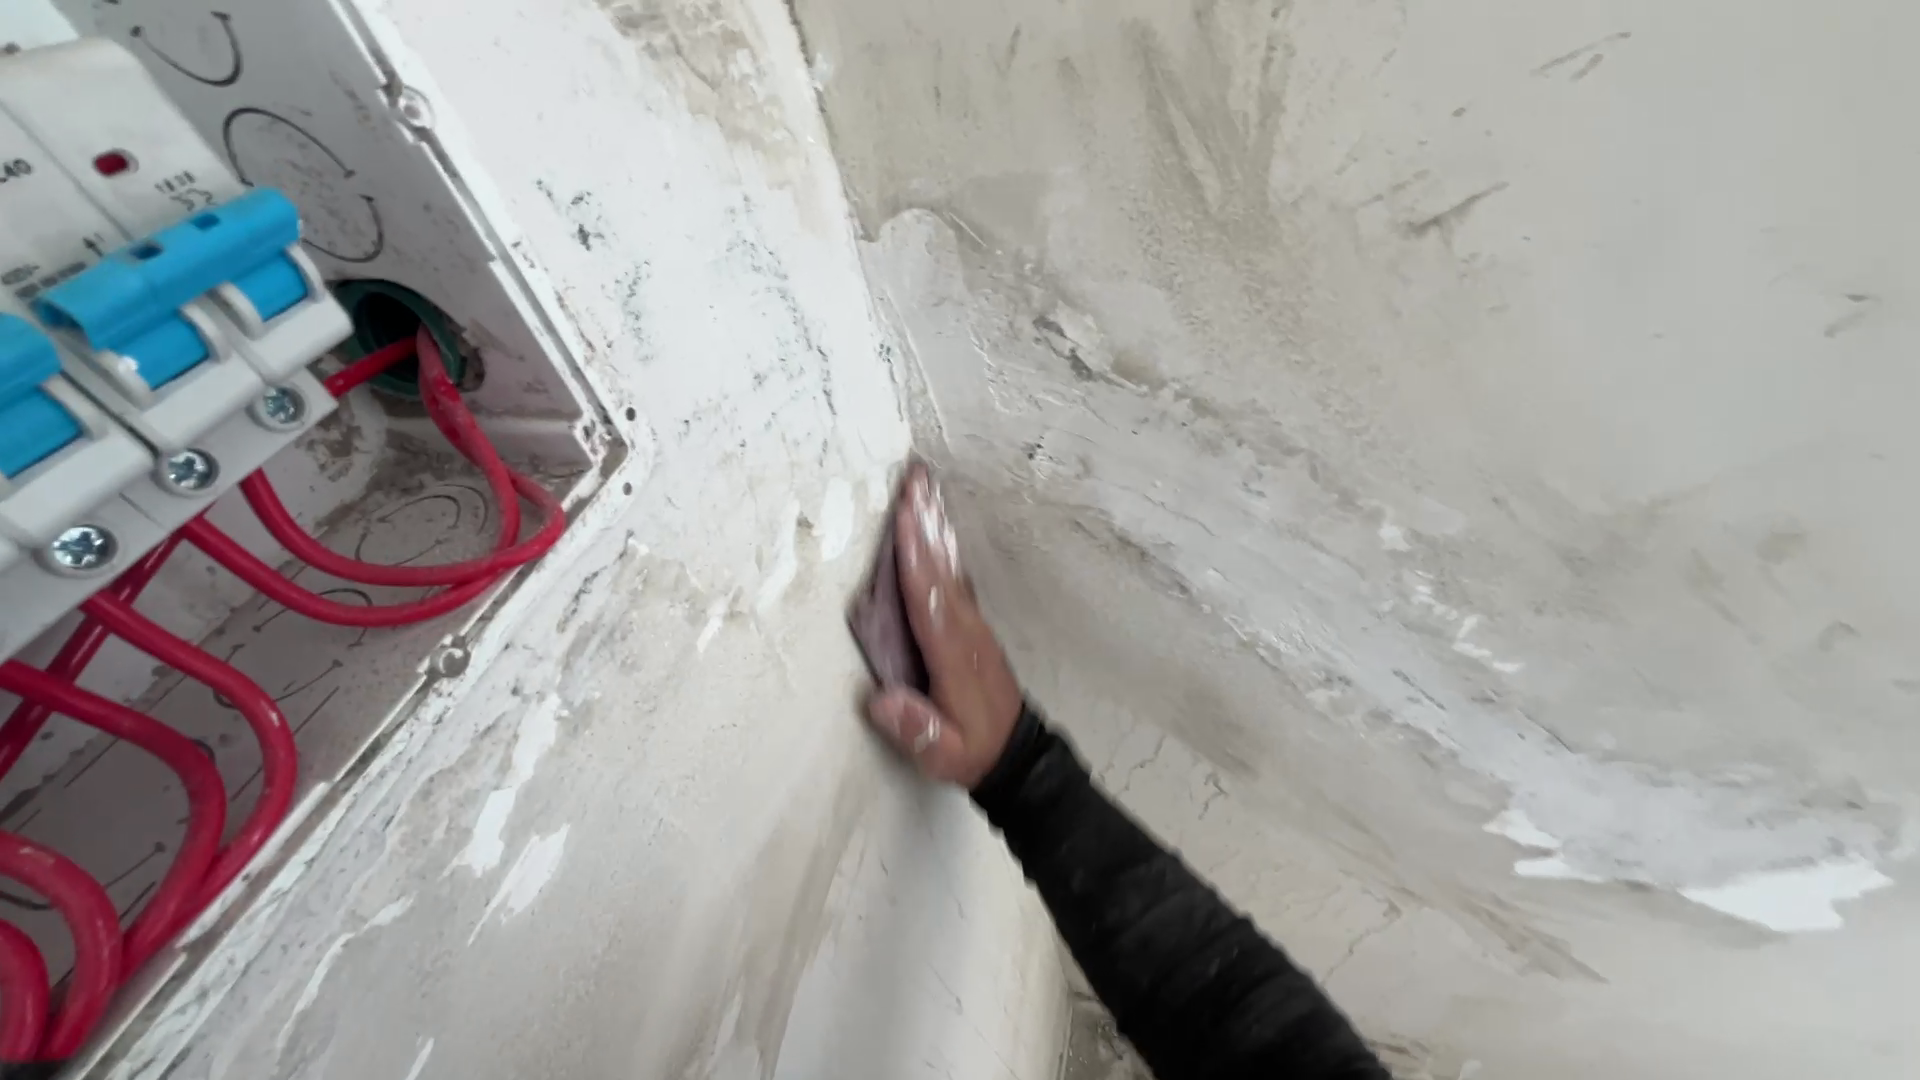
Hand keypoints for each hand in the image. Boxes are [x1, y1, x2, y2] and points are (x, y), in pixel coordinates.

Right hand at [866, 464, 1022, 787]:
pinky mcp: (973, 624)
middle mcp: (966, 629)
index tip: (906, 519)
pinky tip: (938, 529)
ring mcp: (973, 623)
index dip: (916, 558)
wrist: (1015, 753)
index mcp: (954, 655)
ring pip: (952, 566)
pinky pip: (955, 576)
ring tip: (924, 489)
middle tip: (915, 480)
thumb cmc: (973, 750)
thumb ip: (915, 728)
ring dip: (938, 526)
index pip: (930, 598)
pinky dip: (945, 547)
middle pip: (943, 568)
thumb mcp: (944, 755)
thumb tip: (880, 700)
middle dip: (927, 523)